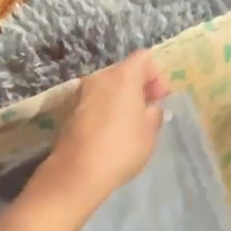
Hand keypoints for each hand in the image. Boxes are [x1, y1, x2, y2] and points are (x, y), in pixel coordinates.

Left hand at [35, 51, 167, 207]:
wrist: (77, 171)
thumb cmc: (121, 148)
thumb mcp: (149, 133)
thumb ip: (153, 114)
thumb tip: (150, 108)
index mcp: (122, 76)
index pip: (144, 58)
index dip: (156, 75)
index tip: (160, 98)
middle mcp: (99, 77)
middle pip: (124, 71)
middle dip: (138, 86)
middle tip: (148, 111)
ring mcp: (81, 92)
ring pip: (107, 86)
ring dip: (121, 98)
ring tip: (129, 123)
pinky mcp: (69, 109)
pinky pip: (94, 101)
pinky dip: (105, 108)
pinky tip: (110, 131)